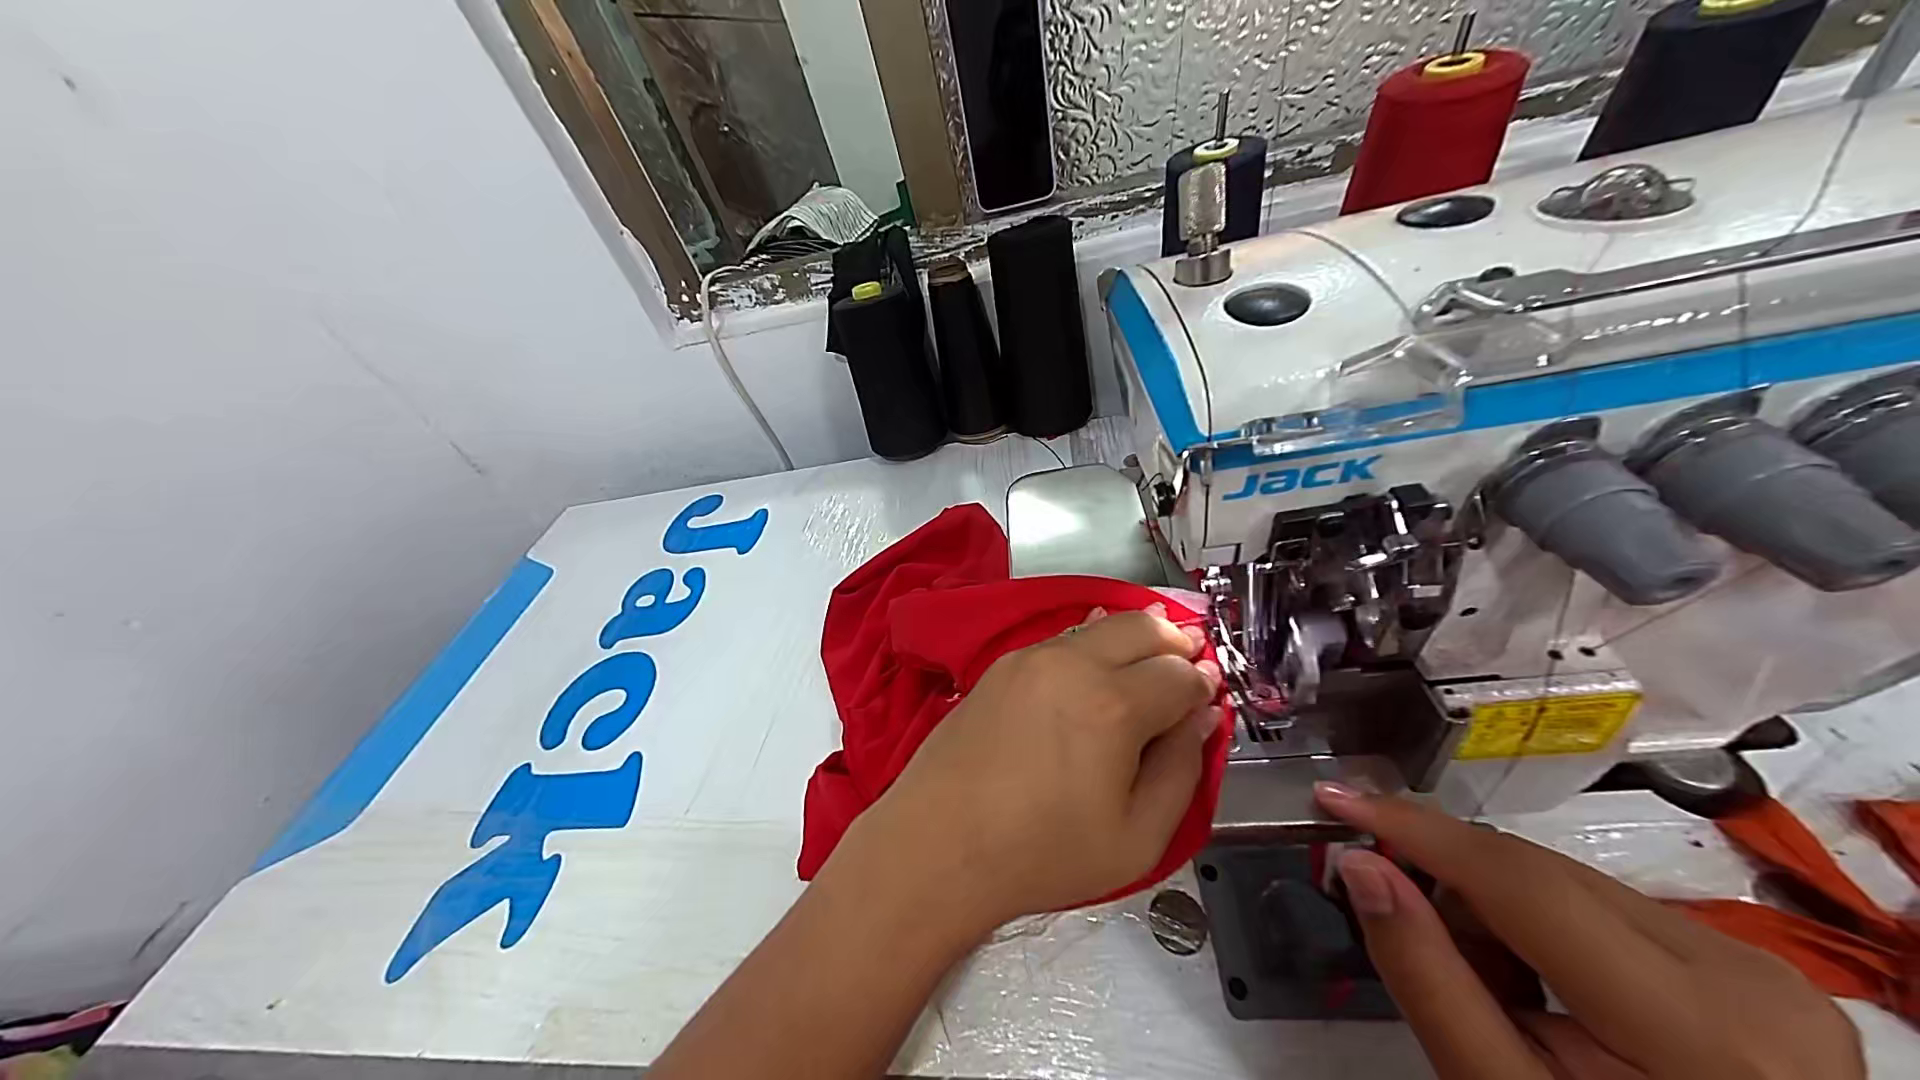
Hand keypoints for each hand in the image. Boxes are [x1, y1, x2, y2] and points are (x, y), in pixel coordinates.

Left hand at [846, 607, 1222, 929]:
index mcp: (1114, 706)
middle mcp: (1074, 665)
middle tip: (1189, 663)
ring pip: (1102, 623)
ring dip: (1136, 634)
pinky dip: (1093, 640)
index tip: (1210, 696)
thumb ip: (1182, 770)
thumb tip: (1201, 717)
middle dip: (1176, 641)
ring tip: (1150, 657)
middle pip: (1145, 627)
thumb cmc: (1041, 853)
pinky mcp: (1003, 664)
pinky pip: (1063, 637)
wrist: (940, 844)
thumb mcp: (1137, 838)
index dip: (1204, 684)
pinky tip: (1097, 662)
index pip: (1180, 674)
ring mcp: (1032, 658)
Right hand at [1316, 783, 1864, 1079]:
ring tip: (1500, 992)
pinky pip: (1600, 903)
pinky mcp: (1752, 967)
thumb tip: (1360, 865)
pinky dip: (1543, 927)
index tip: (1335, 796)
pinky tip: (1547, 989)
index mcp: (1693, 1027)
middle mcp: (1739, 972)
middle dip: (1454, 893)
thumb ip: (1427, 979)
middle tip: (1417, 941)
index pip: (1522, 882)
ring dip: (1496, 913)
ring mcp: (1758, 968)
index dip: (1416, 829)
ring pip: (1561, 879)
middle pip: (1536, 873)